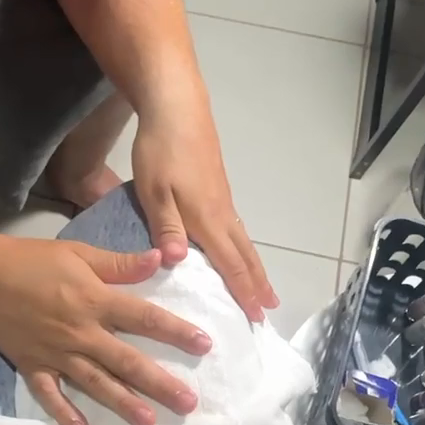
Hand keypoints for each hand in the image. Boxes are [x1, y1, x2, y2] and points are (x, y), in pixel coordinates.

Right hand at [0, 235, 211, 424]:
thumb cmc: (31, 259)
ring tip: (149, 422)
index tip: (204, 345)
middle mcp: (80, 332)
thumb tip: (160, 260)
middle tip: (188, 403)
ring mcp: (55, 353)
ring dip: (122, 404)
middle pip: (126, 361)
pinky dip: (63, 413)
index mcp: (94, 300)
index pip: (143, 318)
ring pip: (95, 383)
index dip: (175, 331)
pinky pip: (49, 395)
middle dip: (159, 383)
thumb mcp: (78, 253)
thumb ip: (119, 264)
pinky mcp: (32, 366)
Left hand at [130, 111, 276, 321]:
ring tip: (262, 288)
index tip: (256, 316)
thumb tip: (177, 262)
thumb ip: (165, 226)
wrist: (177, 108)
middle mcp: (222, 214)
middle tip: (269, 309)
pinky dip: (242, 248)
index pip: (230, 264)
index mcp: (207, 219)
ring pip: (243, 241)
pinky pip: (236, 229)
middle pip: (245, 255)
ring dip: (254, 267)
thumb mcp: (154, 191)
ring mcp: (222, 200)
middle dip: (257, 284)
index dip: (243, 291)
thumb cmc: (161, 151)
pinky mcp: (218, 189)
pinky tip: (237, 252)